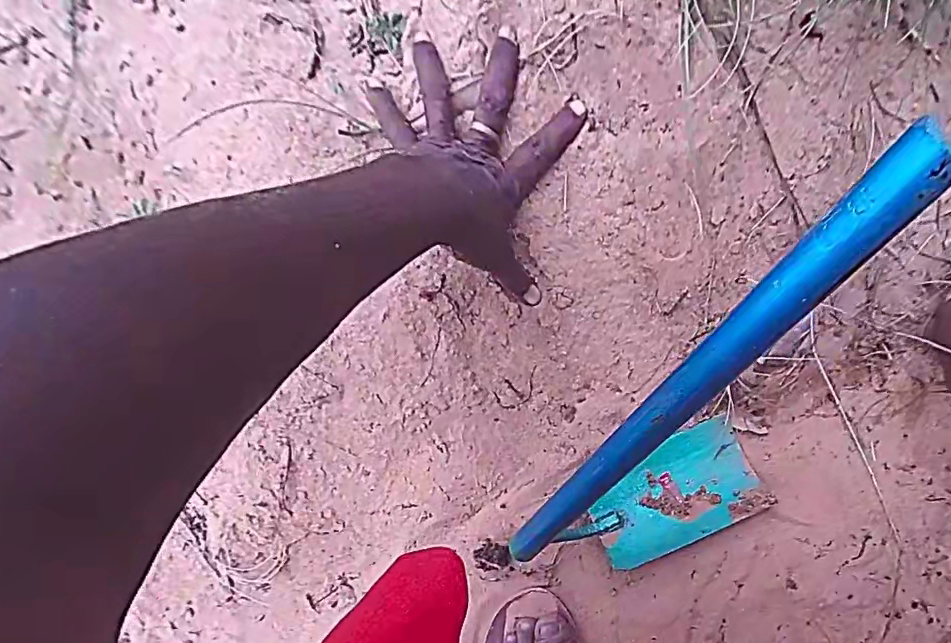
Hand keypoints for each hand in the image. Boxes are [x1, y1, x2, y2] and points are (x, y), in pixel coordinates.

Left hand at [368, 33, 586, 301]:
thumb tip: (533, 300)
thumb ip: (513, 276)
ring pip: (440, 103)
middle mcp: (474, 157)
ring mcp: (442, 150)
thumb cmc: (467, 234)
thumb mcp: (496, 260)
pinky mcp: (411, 153)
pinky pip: (396, 126)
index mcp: (501, 183)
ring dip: (432, 70)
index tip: (580, 105)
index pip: (539, 155)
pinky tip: (371, 83)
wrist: (430, 214)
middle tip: (508, 35)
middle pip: (493, 107)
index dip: (561, 132)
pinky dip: (383, 105)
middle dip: (503, 71)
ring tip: (422, 40)